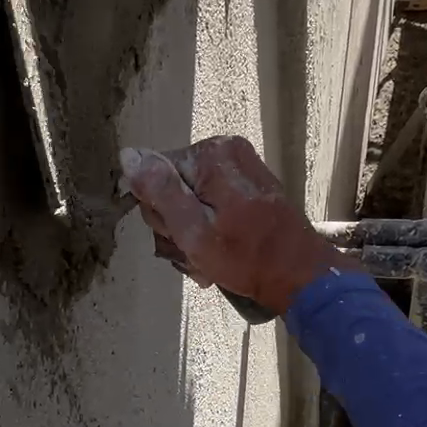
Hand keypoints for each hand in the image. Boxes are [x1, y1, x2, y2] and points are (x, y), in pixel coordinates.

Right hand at [120, 136, 352, 315]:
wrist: (299, 275)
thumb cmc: (246, 258)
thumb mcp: (193, 230)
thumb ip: (161, 192)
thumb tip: (128, 156)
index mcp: (211, 155)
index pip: (154, 175)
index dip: (159, 213)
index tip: (179, 239)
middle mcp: (225, 151)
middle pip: (171, 188)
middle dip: (176, 227)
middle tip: (195, 253)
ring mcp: (239, 168)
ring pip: (188, 202)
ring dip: (191, 237)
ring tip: (207, 260)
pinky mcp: (247, 186)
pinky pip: (209, 206)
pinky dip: (209, 233)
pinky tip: (218, 255)